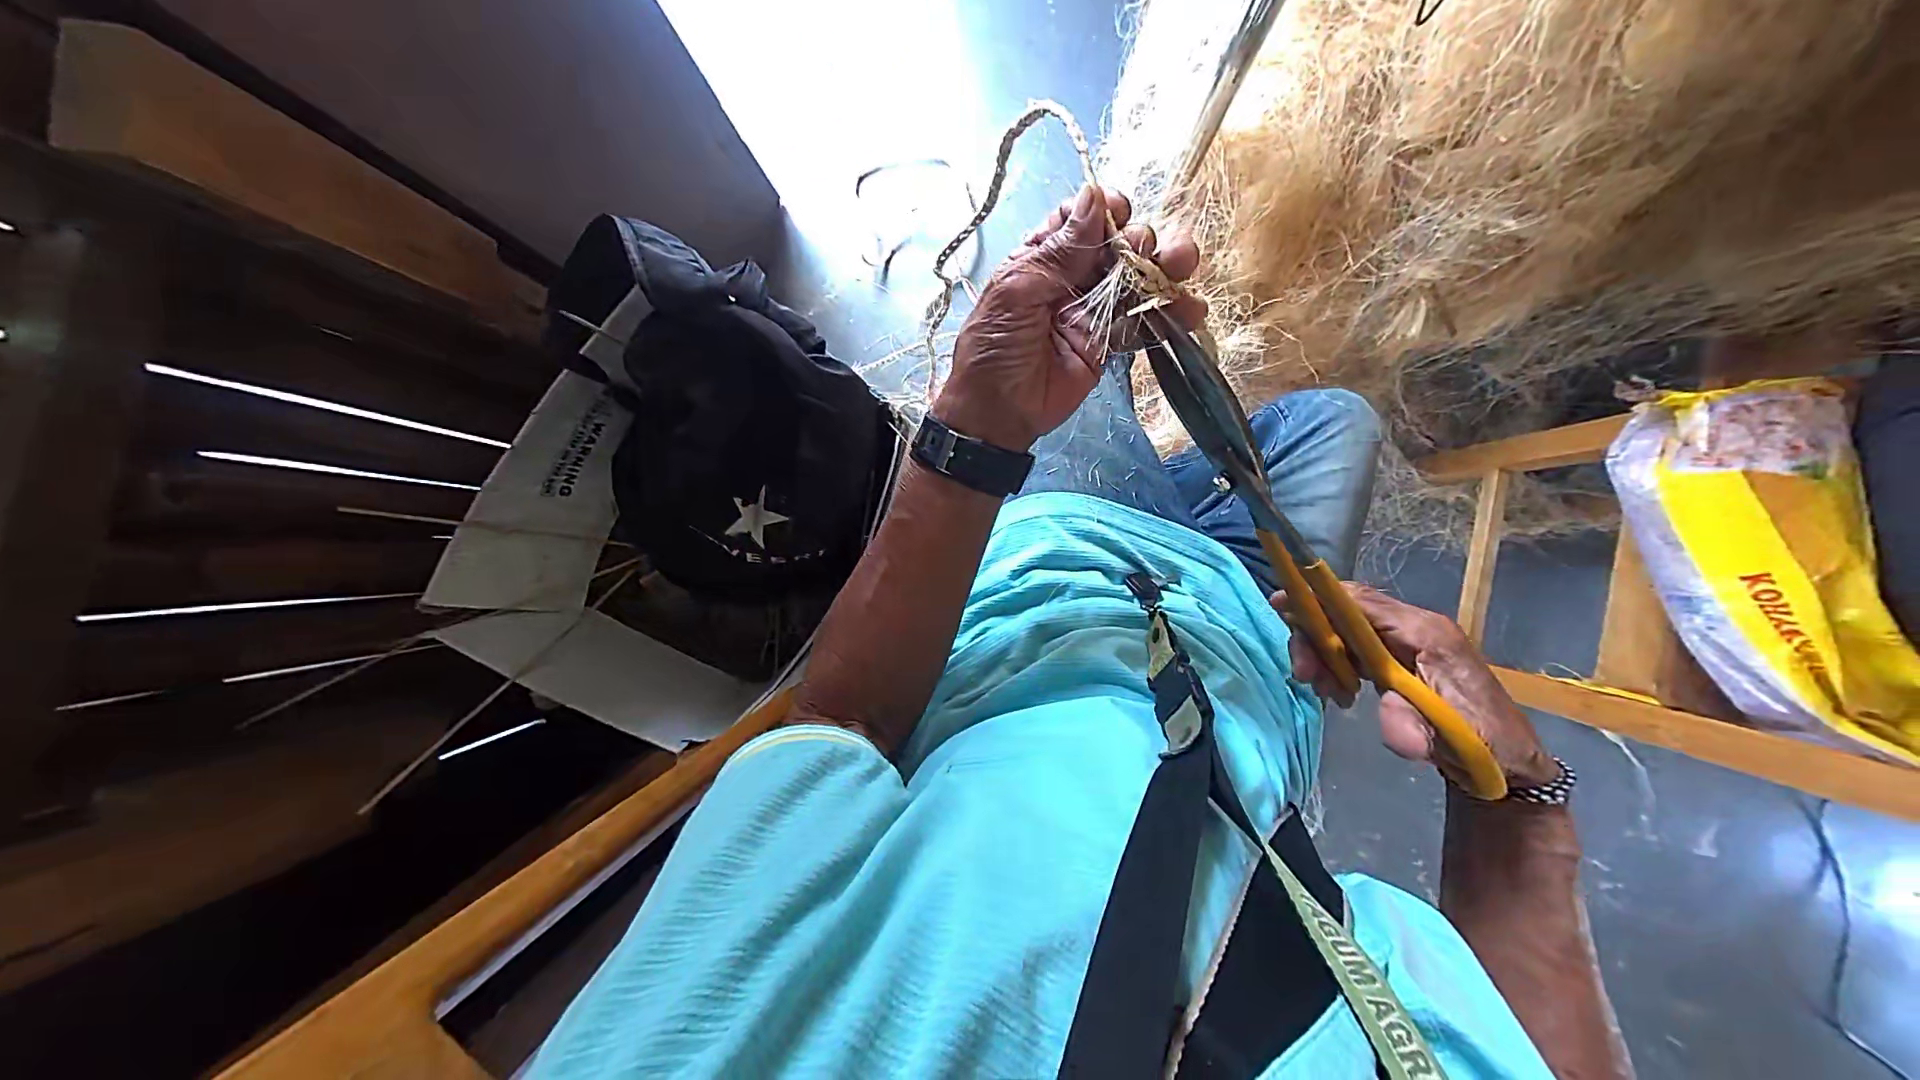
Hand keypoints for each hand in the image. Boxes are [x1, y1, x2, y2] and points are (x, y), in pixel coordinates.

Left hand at [931, 184, 1207, 451]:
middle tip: (1143, 251)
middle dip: (1139, 240)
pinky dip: (1169, 315)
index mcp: (1041, 259)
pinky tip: (1190, 310)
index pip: (1079, 222)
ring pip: (1137, 282)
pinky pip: (1143, 324)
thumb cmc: (994, 348)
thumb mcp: (1017, 292)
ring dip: (1165, 269)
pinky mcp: (1108, 345)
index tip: (1119, 211)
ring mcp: (1092, 312)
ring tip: (1183, 263)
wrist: (998, 412)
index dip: (1102, 211)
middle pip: (1116, 247)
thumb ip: (1059, 251)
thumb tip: (1093, 195)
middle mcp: (1071, 280)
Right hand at [1274, 583, 1559, 790]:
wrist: (1511, 764)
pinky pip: (1355, 645)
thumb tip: (1392, 732)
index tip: (1281, 604)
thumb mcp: (1453, 739)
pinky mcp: (1400, 656)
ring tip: (1323, 690)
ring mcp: (1408, 641)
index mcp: (1426, 634)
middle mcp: (1415, 627)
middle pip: (1346, 613)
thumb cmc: (1486, 746)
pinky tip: (1338, 690)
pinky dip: (1336, 663)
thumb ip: (1416, 726)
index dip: (1318, 598)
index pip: (1361, 602)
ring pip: (1346, 629)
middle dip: (1314, 637)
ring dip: (1322, 654)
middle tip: (1302, 675)